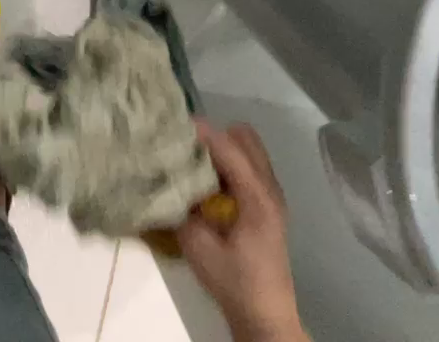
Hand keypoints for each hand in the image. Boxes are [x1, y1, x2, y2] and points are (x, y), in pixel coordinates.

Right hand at [177, 121, 308, 341]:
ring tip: (194, 159)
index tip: (175, 124)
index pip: (229, 148)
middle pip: (245, 138)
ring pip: (249, 149)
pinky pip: (249, 165)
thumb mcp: (198, 247)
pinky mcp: (267, 204)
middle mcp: (269, 189)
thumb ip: (182, 210)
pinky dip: (228, 162)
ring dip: (222, 147)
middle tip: (187, 145)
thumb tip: (165, 180)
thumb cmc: (234, 281)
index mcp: (257, 197)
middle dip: (215, 135)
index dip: (202, 132)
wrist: (264, 314)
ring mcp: (272, 195)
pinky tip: (207, 180)